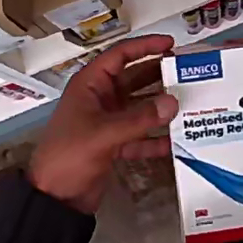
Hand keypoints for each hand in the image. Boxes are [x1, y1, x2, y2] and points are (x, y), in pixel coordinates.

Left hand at [28, 35, 178, 213]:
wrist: (53, 199)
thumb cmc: (68, 155)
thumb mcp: (103, 134)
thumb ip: (140, 119)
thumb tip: (173, 103)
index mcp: (90, 84)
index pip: (120, 55)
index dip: (145, 46)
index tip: (170, 44)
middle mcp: (100, 98)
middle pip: (135, 79)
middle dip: (160, 76)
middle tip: (187, 74)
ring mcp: (107, 121)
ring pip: (140, 106)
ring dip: (161, 107)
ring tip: (189, 104)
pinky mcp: (114, 144)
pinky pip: (140, 135)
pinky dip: (155, 138)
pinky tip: (175, 141)